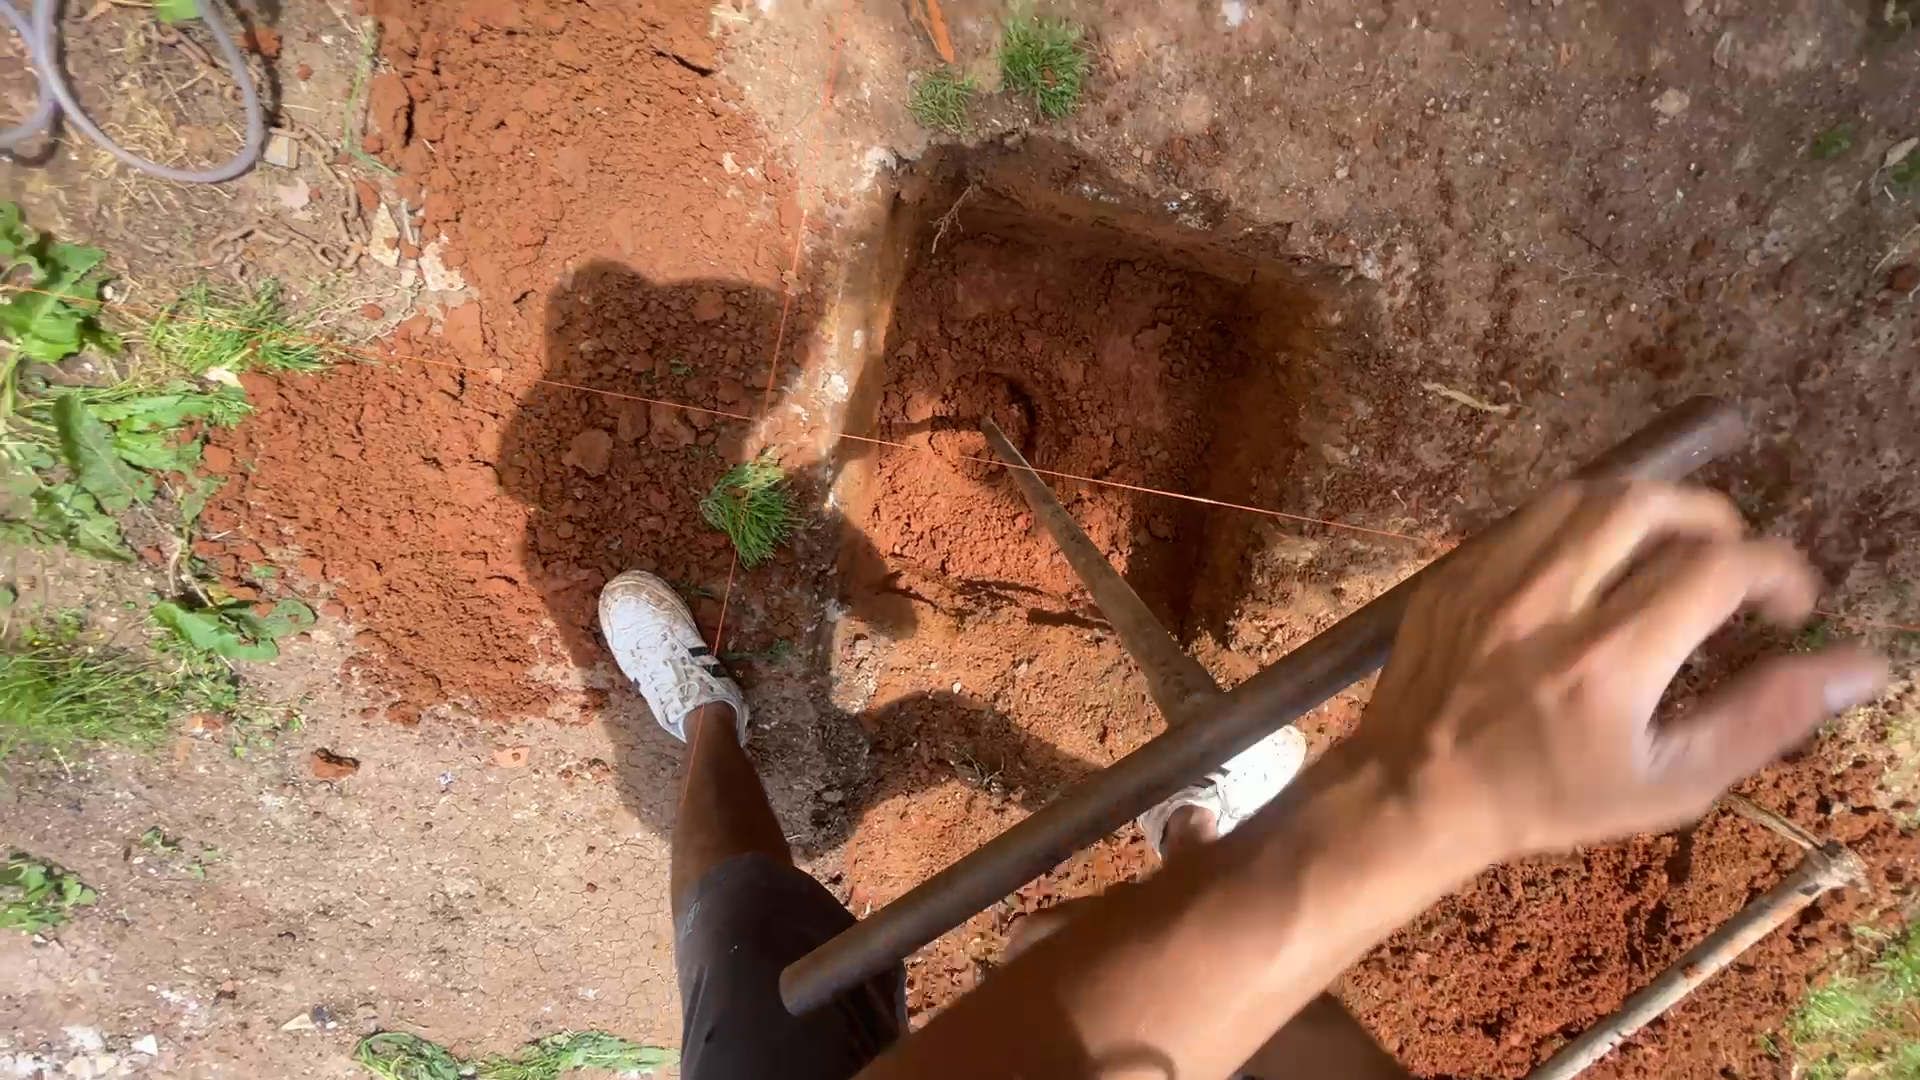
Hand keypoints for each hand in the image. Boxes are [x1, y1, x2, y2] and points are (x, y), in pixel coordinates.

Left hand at [1360, 481, 1887, 856]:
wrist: (1414, 784)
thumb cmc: (1543, 795)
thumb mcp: (1667, 782)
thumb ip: (1765, 718)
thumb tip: (1859, 664)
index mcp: (1606, 657)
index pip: (1716, 565)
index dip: (1780, 569)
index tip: (1785, 604)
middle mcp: (1541, 605)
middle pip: (1638, 504)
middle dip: (1708, 514)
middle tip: (1725, 552)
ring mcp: (1481, 585)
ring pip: (1569, 499)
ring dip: (1635, 507)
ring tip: (1661, 545)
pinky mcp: (1445, 582)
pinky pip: (1514, 525)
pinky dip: (1565, 526)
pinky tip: (1583, 562)